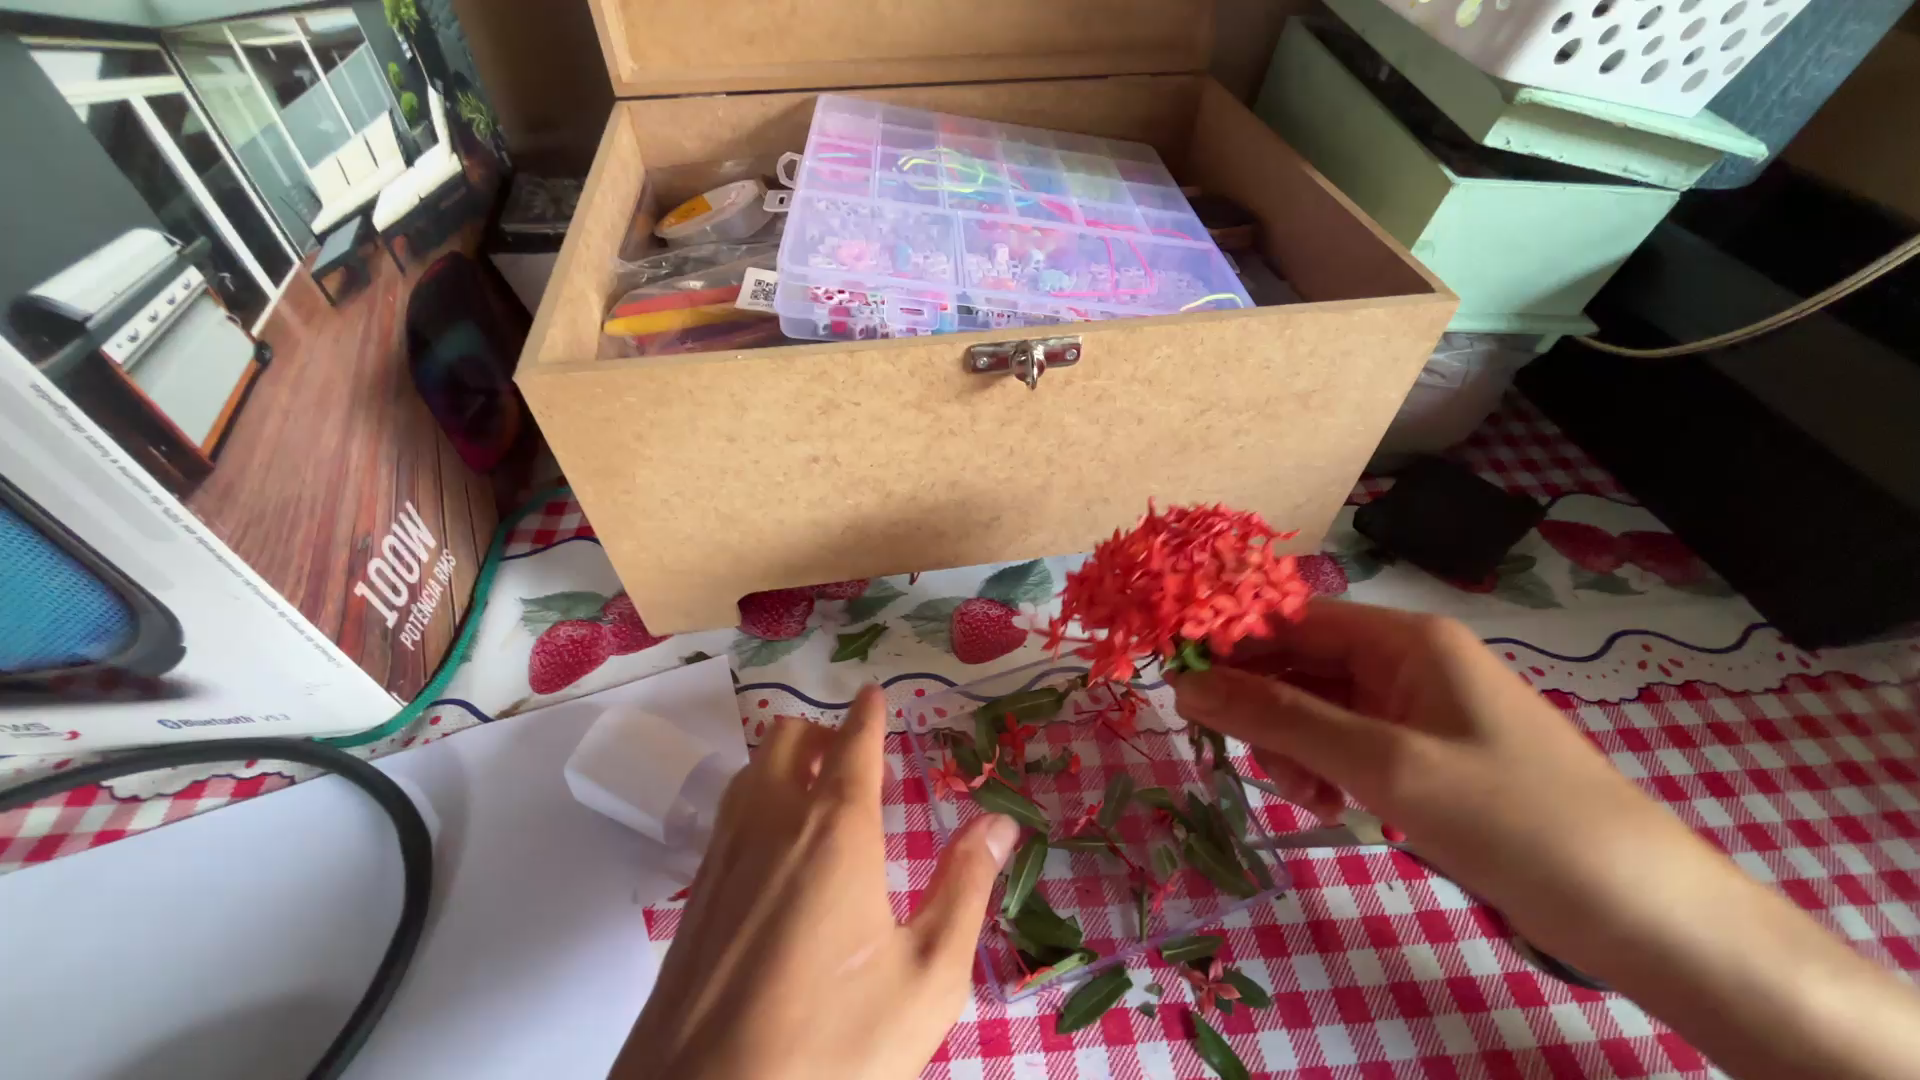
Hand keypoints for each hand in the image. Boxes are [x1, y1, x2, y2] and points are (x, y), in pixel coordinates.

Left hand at [611, 685, 1019, 1079]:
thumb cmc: (833, 1044)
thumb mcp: (927, 976)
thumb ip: (965, 886)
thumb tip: (999, 821)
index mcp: (834, 831)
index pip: (852, 746)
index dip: (868, 714)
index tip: (874, 692)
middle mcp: (771, 825)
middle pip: (786, 740)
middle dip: (822, 731)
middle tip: (854, 755)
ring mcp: (723, 857)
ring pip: (749, 772)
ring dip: (783, 760)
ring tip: (815, 789)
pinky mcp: (694, 896)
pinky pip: (727, 815)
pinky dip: (756, 799)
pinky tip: (774, 847)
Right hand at [1171, 599, 1919, 1079]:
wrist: (1644, 913)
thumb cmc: (1514, 820)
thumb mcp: (1383, 765)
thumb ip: (1280, 718)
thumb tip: (1187, 682)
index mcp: (1403, 638)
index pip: (1287, 618)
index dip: (1227, 643)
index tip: (1177, 680)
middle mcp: (1405, 660)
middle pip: (1296, 663)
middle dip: (1263, 707)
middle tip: (1252, 760)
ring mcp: (1415, 709)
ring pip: (1315, 708)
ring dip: (1291, 746)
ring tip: (1307, 797)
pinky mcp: (1423, 754)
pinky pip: (1345, 743)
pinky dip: (1323, 770)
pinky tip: (1333, 807)